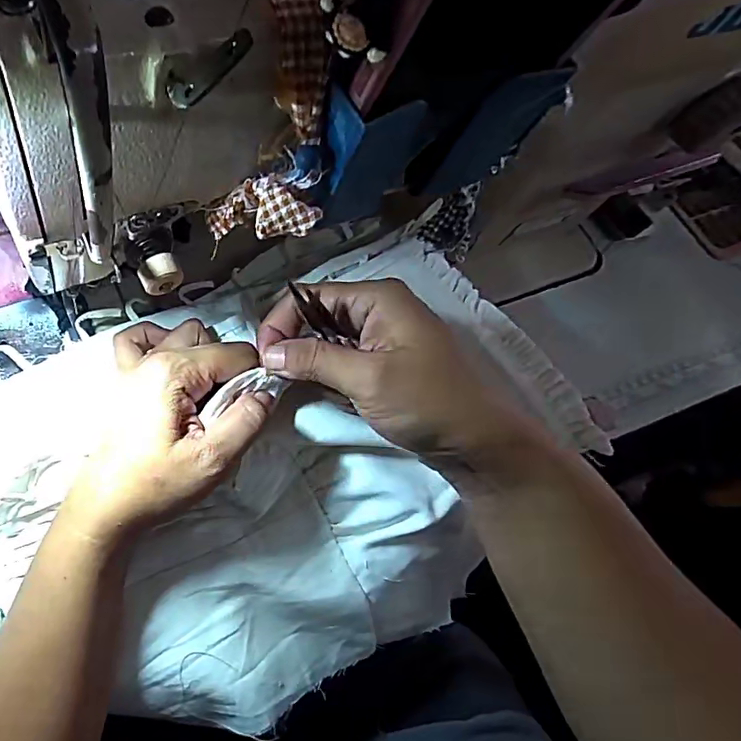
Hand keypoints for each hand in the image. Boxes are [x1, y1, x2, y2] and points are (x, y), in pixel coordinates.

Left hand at [57, 319, 272, 542]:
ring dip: (198, 354)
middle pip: (209, 340)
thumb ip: (246, 420)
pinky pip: (138, 339)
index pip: (236, 353)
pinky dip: (159, 343)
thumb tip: (266, 392)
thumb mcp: (212, 460)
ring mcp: (130, 364)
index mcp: (172, 372)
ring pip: (179, 333)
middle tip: (221, 411)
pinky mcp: (120, 377)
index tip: (245, 409)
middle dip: (226, 369)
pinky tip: (171, 370)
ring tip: (199, 395)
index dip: (252, 380)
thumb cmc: (153, 485)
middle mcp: (149, 358)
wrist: (107, 503)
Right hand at [256, 279, 547, 468]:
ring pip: (322, 335)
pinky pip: (337, 353)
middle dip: (288, 338)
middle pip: (313, 312)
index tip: (264, 357)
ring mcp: (378, 333)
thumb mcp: (365, 378)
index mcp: (377, 298)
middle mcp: (376, 307)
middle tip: (270, 371)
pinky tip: (308, 384)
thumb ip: (314, 359)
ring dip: (302, 355)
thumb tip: (268, 353)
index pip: (308, 296)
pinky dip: (319, 367)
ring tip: (283, 378)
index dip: (280, 322)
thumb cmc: (426, 402)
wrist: (476, 444)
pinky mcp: (378, 358)